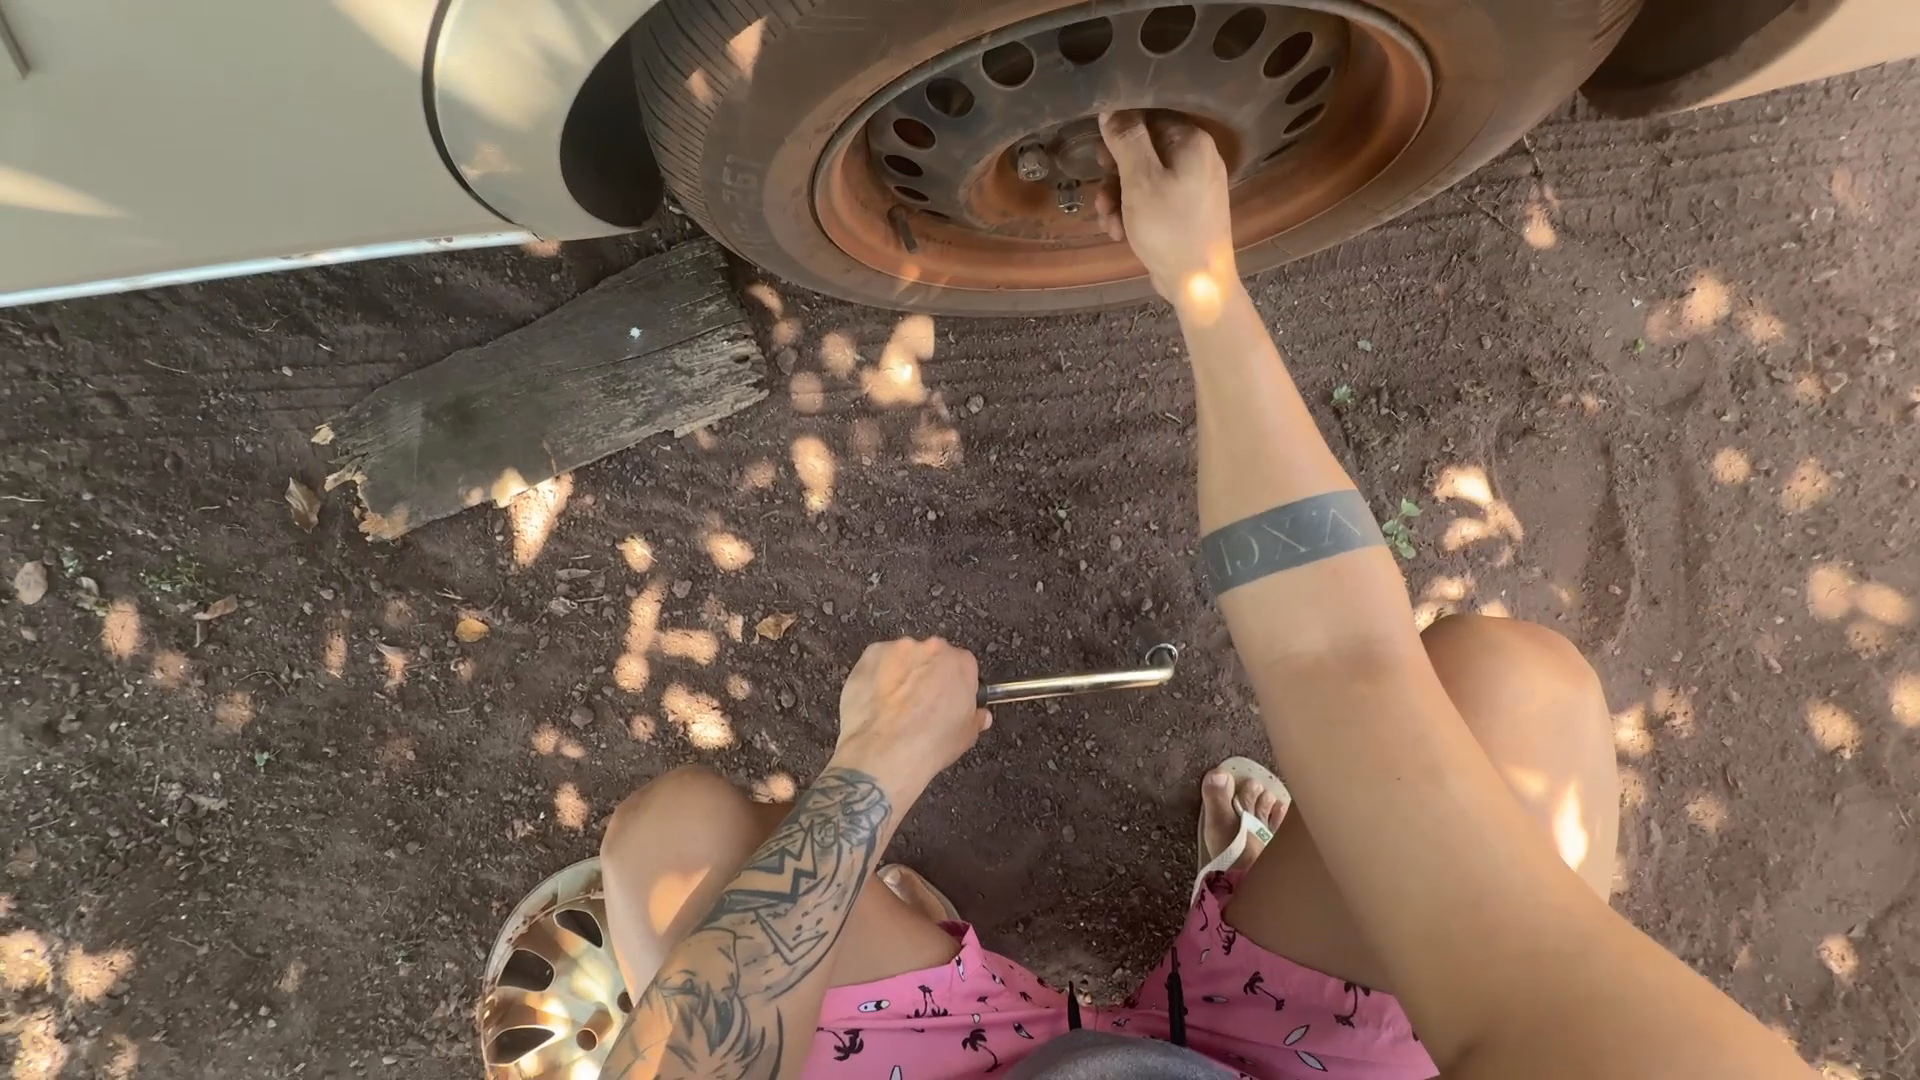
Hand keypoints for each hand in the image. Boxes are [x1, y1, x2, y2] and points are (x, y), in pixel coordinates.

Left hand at [832, 638, 989, 795]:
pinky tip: (877, 702)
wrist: (883, 752)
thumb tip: (979, 715)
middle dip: (929, 676)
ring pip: (904, 658)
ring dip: (903, 675)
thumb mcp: (965, 737)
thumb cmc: (928, 744)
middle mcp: (931, 649)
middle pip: (934, 657)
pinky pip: (878, 661)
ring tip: (894, 706)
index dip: (956, 685)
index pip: (964, 666)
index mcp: (960, 664)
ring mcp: (898, 649)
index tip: (950, 700)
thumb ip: (975, 718)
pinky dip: (878, 677)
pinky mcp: (871, 655)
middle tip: (921, 704)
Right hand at [1097, 110, 1235, 308]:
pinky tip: (1121, 233)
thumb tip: (1111, 108)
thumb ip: (1126, 141)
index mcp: (1192, 142)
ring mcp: (1194, 188)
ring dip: (1119, 200)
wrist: (1197, 283)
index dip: (1120, 135)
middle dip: (1115, 176)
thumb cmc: (1169, 228)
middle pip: (1145, 152)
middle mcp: (1198, 158)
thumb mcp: (1140, 182)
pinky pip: (1155, 202)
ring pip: (1145, 181)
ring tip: (1108, 222)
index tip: (1099, 158)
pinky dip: (1134, 214)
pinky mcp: (1187, 213)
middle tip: (1100, 198)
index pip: (1150, 119)